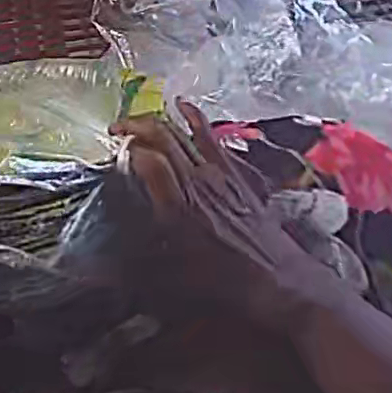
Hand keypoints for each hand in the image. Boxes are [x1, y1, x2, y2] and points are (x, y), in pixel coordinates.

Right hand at [112, 100, 345, 332]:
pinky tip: (181, 105)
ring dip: (155, 121)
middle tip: (115, 132)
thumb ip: (142, 261)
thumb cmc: (226, 287)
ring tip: (137, 122)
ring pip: (181, 131)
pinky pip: (208, 134)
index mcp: (180, 206)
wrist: (280, 283)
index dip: (126, 152)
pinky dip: (192, 115)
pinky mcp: (233, 170)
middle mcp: (197, 180)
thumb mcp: (176, 280)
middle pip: (161, 136)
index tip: (113, 155)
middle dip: (133, 127)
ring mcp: (217, 171)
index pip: (146, 160)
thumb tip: (112, 256)